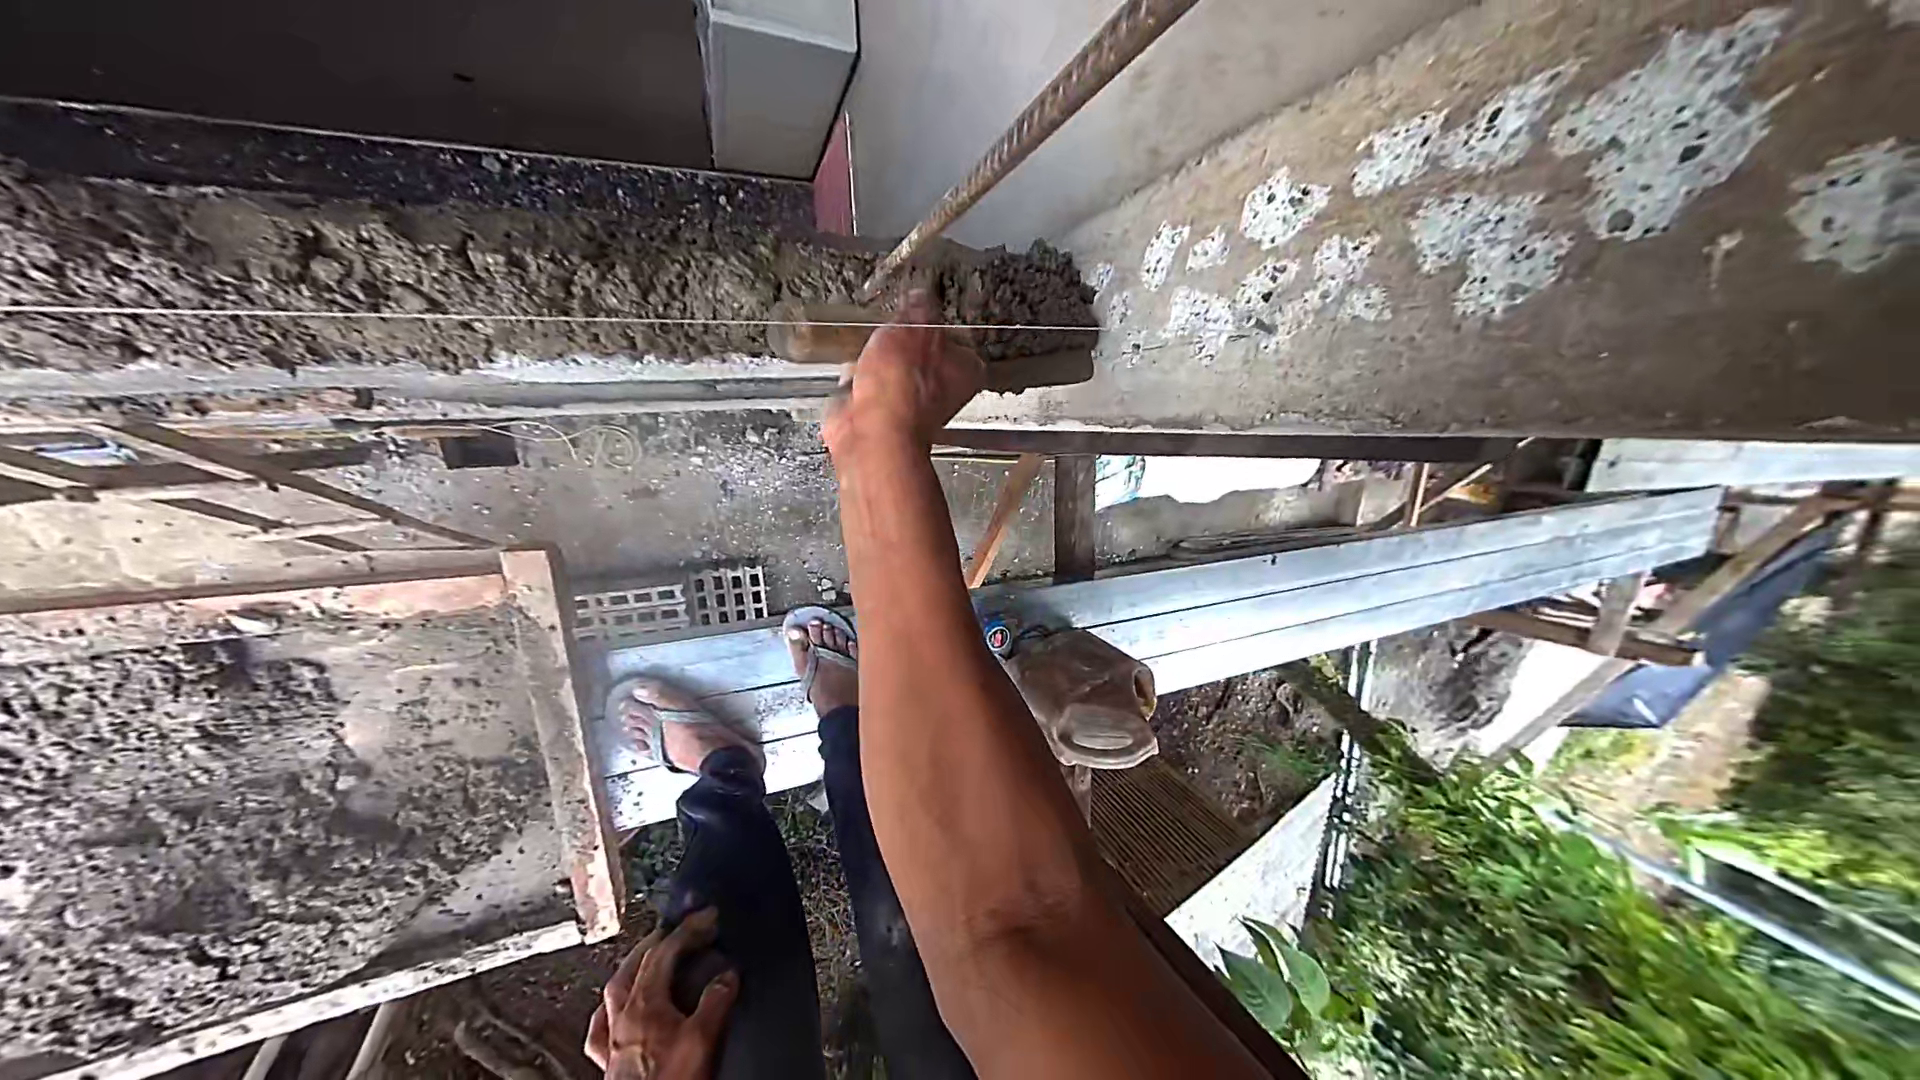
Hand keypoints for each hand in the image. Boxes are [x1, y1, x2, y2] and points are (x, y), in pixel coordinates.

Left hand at [585, 907, 737, 1079]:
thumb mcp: (702, 1040)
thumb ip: (716, 1001)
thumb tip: (726, 975)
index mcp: (643, 1006)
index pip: (665, 953)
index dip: (688, 930)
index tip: (708, 917)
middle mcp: (621, 1020)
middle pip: (636, 964)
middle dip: (660, 940)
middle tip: (681, 928)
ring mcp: (612, 1043)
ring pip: (615, 991)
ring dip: (633, 967)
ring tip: (647, 957)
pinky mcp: (610, 1067)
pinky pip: (601, 1029)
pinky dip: (611, 1010)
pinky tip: (617, 1012)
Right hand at [823, 289, 984, 456]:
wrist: (871, 434)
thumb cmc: (901, 389)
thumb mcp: (913, 328)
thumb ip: (919, 308)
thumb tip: (920, 296)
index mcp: (966, 369)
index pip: (952, 335)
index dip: (929, 323)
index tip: (913, 311)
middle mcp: (942, 391)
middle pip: (916, 350)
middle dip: (896, 342)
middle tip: (887, 337)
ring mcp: (909, 405)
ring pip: (888, 366)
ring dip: (872, 359)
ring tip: (868, 359)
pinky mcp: (879, 414)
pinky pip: (864, 384)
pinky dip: (853, 380)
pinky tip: (853, 378)